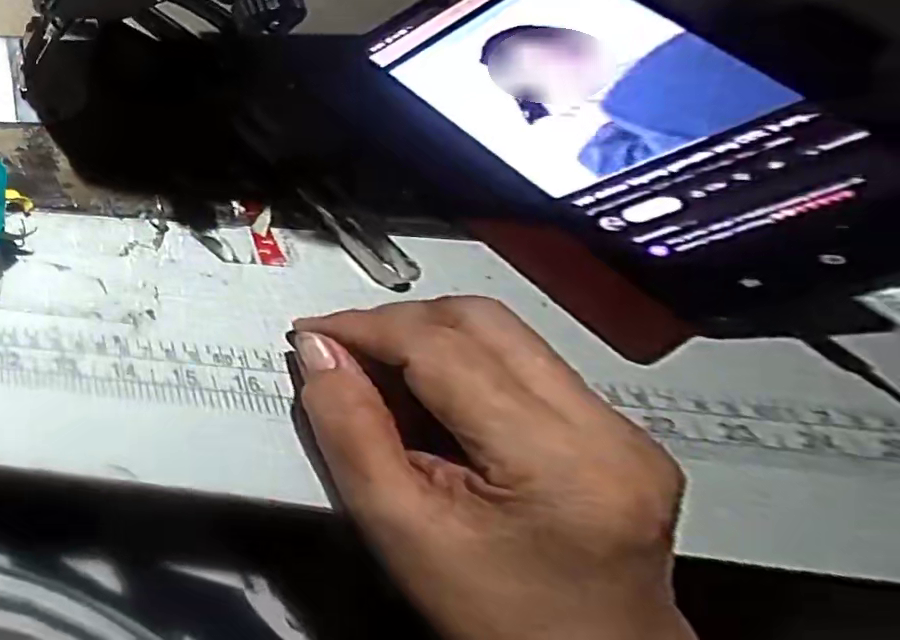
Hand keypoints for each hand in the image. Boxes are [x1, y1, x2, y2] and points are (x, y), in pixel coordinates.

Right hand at [293, 296, 692, 639]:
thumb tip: (317, 348)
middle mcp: (608, 432)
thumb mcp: (395, 523)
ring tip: (378, 372)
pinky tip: (424, 396)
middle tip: (341, 350)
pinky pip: (516, 358)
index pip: (440, 347)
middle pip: (477, 320)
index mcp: (560, 462)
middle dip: (394, 323)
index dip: (363, 327)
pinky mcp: (612, 430)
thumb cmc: (492, 615)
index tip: (311, 336)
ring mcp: (620, 429)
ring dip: (422, 336)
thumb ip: (347, 426)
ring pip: (496, 330)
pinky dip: (453, 359)